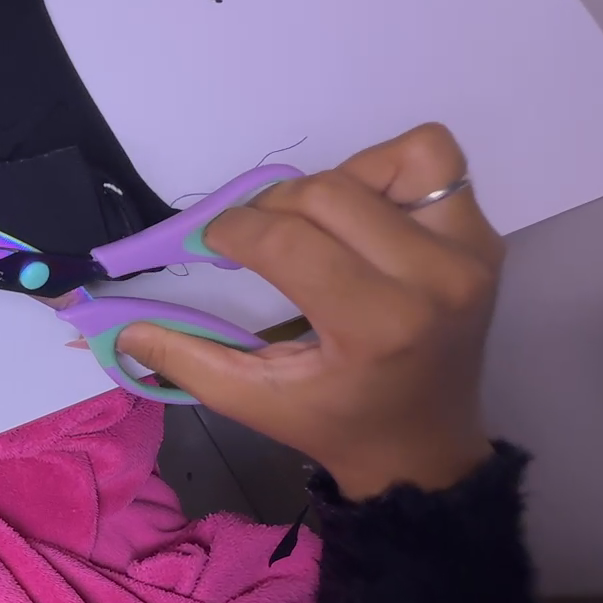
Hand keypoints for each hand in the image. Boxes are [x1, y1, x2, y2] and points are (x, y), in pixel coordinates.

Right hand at [119, 124, 503, 498]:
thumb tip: (120, 327)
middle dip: (267, 208)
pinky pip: (433, 163)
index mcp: (373, 324)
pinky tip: (353, 214)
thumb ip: (180, 357)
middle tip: (243, 240)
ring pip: (390, 162)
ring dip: (328, 183)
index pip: (290, 241)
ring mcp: (469, 249)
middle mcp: (434, 275)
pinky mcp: (482, 235)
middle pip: (329, 193)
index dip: (233, 230)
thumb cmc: (324, 421)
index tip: (207, 243)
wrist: (415, 439)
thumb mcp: (242, 399)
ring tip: (304, 225)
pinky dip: (383, 172)